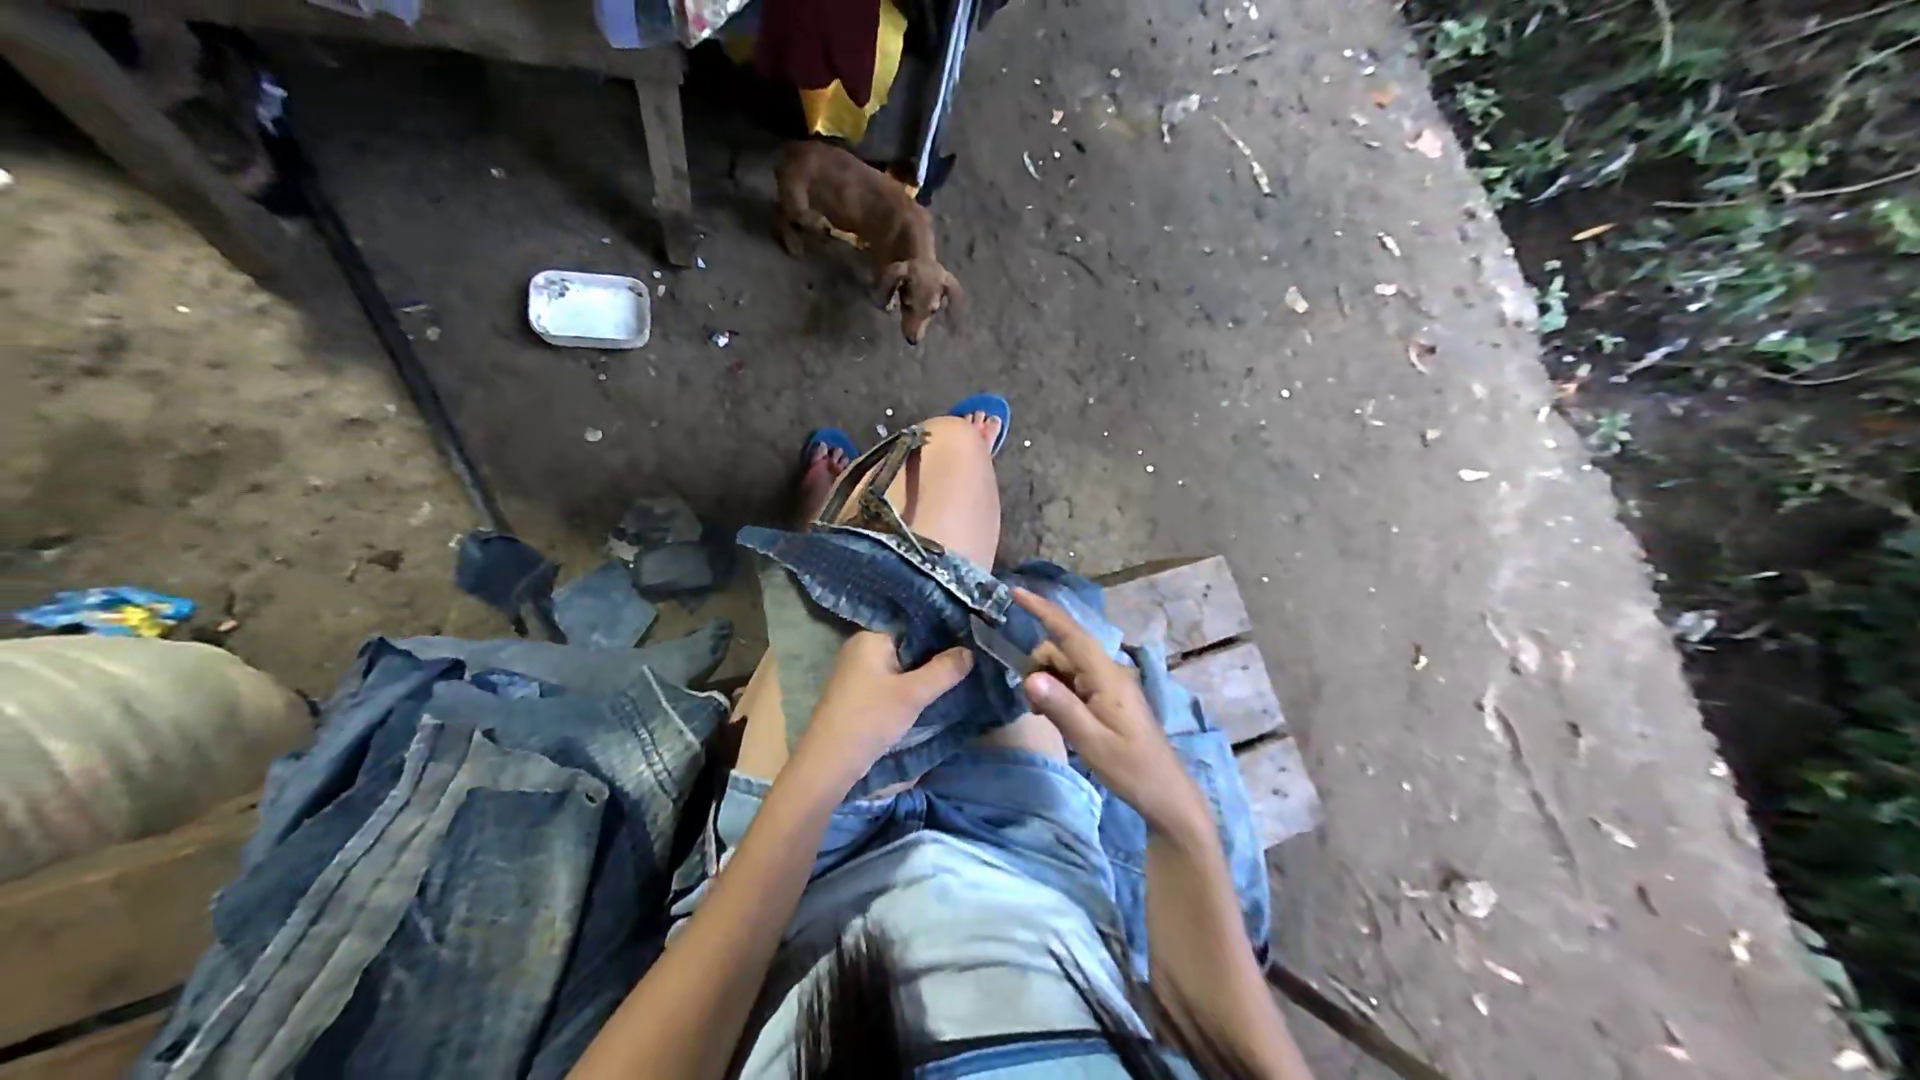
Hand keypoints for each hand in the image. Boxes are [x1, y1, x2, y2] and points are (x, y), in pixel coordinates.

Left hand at [790, 631, 973, 789]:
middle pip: (909, 645)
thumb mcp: (913, 694)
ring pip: (902, 665)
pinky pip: (893, 680)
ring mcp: (859, 671)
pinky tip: (931, 693)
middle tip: (968, 661)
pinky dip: (910, 686)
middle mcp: (862, 648)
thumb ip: (943, 671)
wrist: (830, 762)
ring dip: (924, 674)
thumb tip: (970, 651)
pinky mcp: (860, 692)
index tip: (969, 640)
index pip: (914, 625)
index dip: (942, 633)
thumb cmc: (870, 718)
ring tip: (957, 675)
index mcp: (870, 637)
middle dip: (935, 655)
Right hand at [1015, 588, 1210, 836]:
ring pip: (1064, 667)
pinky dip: (1058, 693)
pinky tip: (1056, 717)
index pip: (1070, 633)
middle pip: (1062, 651)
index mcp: (1107, 676)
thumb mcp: (1091, 741)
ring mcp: (1109, 684)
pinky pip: (1073, 682)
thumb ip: (1060, 707)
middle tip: (1032, 706)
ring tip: (1043, 716)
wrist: (1166, 795)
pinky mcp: (1107, 697)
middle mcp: (1108, 671)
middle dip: (1038, 668)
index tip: (1016, 592)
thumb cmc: (1131, 769)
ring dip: (1047, 684)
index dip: (1043, 610)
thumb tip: (1029, 677)